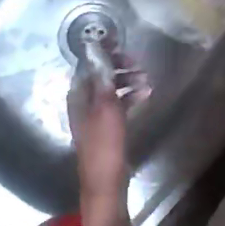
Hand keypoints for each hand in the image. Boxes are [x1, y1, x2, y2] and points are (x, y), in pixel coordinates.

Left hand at [69, 47, 149, 199]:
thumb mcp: (106, 106)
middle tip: (138, 64)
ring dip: (127, 81)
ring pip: (111, 88)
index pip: (88, 64)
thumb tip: (96, 47)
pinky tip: (145, 95)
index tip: (122, 45)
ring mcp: (94, 114)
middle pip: (100, 74)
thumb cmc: (105, 142)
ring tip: (146, 80)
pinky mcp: (107, 126)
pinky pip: (118, 102)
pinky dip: (130, 96)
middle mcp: (83, 101)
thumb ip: (102, 77)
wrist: (106, 181)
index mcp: (78, 95)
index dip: (104, 52)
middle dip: (118, 66)